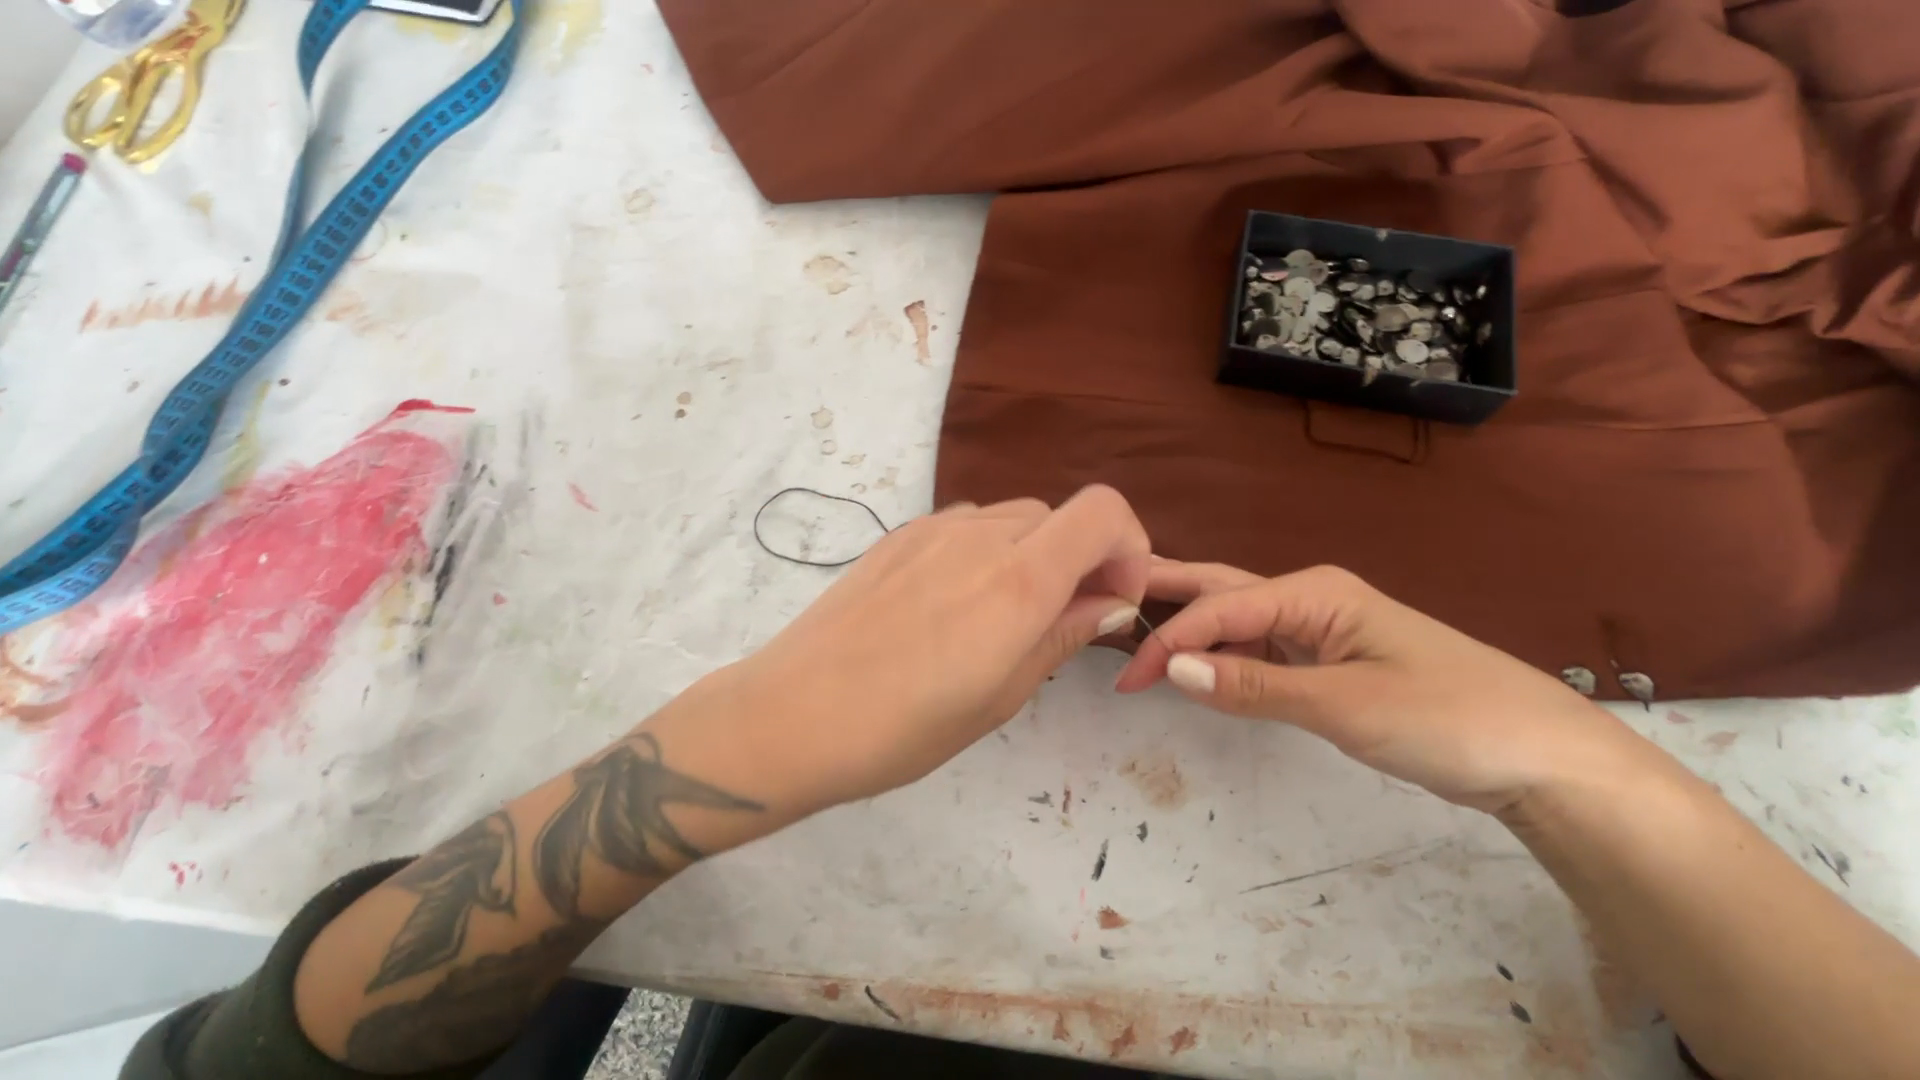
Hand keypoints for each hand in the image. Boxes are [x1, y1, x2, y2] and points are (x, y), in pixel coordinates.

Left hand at [716, 486, 1150, 811]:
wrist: (791, 715)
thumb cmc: (904, 728)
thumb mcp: (1001, 696)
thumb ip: (1063, 635)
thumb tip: (1110, 602)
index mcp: (1017, 581)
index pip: (1104, 512)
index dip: (1129, 548)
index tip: (1113, 602)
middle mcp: (980, 536)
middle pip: (1061, 515)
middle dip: (1083, 559)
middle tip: (1063, 621)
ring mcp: (933, 529)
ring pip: (1014, 518)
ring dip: (1034, 555)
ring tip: (1004, 618)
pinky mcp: (898, 536)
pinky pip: (967, 526)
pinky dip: (988, 551)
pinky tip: (956, 605)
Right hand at [1115, 561, 1635, 815]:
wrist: (1541, 754)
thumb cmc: (1447, 719)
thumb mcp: (1343, 706)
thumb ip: (1253, 685)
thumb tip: (1169, 667)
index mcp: (1313, 591)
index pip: (1218, 605)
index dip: (1165, 638)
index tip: (1125, 678)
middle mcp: (1311, 597)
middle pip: (1220, 589)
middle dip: (1162, 599)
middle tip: (1100, 602)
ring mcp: (1323, 627)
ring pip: (1238, 618)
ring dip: (1189, 629)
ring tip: (1133, 638)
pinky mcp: (1333, 659)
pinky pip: (1261, 648)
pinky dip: (1223, 656)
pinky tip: (1201, 670)